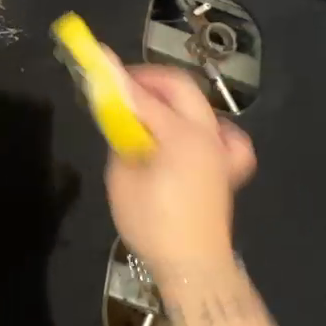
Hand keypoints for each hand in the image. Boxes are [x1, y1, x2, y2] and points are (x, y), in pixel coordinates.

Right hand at [104, 54, 256, 267]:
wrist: (194, 266)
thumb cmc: (152, 223)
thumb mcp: (122, 177)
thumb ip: (122, 138)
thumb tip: (119, 116)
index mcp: (180, 136)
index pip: (142, 96)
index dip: (117, 78)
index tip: (98, 60)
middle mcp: (206, 135)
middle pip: (181, 88)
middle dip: (150, 79)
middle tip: (121, 85)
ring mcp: (221, 151)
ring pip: (202, 106)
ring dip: (174, 99)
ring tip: (149, 110)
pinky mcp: (227, 169)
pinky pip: (226, 137)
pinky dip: (208, 128)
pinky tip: (193, 136)